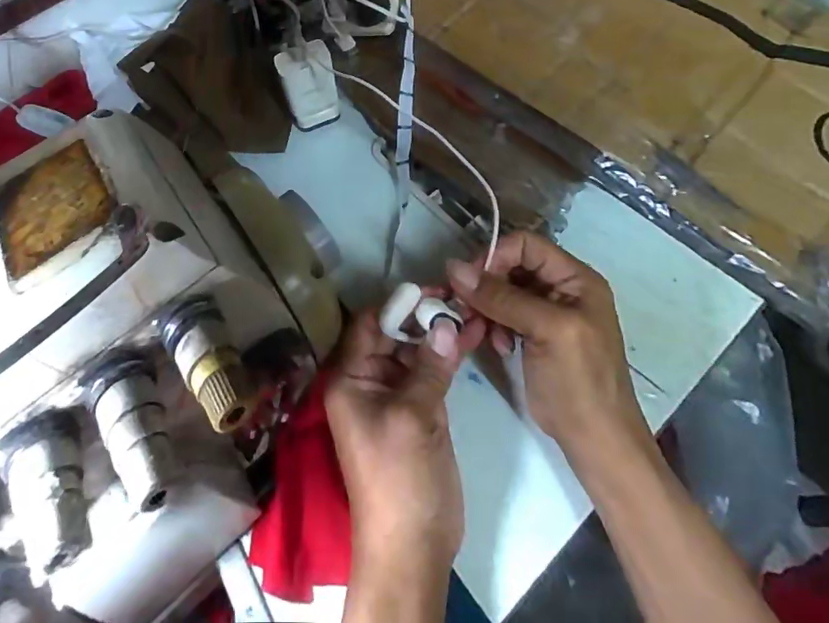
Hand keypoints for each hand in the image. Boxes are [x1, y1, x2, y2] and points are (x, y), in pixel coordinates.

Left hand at [325, 305, 485, 573]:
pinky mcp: (422, 408)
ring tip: (476, 306)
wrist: (413, 542)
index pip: (370, 325)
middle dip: (426, 313)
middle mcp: (370, 381)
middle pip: (396, 333)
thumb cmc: (399, 477)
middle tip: (463, 293)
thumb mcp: (412, 417)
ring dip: (443, 329)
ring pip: (418, 349)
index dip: (399, 304)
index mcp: (351, 379)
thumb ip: (429, 367)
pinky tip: (476, 333)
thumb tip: (446, 323)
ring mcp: (398, 394)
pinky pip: (433, 369)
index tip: (434, 286)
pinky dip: (451, 352)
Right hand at [445, 233, 644, 461]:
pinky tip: (496, 346)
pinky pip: (506, 316)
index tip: (468, 282)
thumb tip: (454, 267)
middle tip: (463, 309)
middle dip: (486, 285)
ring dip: (487, 308)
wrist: (596, 442)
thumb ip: (502, 297)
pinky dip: (494, 326)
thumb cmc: (579, 381)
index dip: (496, 256)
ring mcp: (549, 314)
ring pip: (505, 292)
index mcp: (576, 278)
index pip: (527, 245)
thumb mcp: (545, 331)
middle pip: (513, 267)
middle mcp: (563, 289)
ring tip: (480, 332)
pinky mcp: (536, 337)